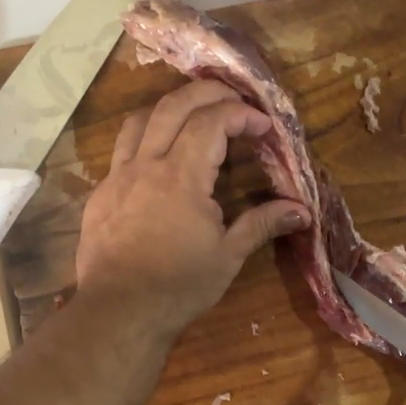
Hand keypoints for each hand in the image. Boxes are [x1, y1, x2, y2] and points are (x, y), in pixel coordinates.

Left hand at [76, 80, 309, 334]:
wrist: (120, 311)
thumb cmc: (179, 285)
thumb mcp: (228, 255)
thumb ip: (262, 223)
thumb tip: (303, 211)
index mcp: (182, 176)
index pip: (212, 122)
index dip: (241, 114)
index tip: (264, 125)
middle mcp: (147, 164)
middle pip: (174, 106)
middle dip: (208, 93)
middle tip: (235, 99)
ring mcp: (119, 176)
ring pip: (140, 120)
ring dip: (170, 107)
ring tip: (193, 114)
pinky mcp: (102, 194)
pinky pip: (122, 150)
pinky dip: (146, 138)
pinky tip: (160, 158)